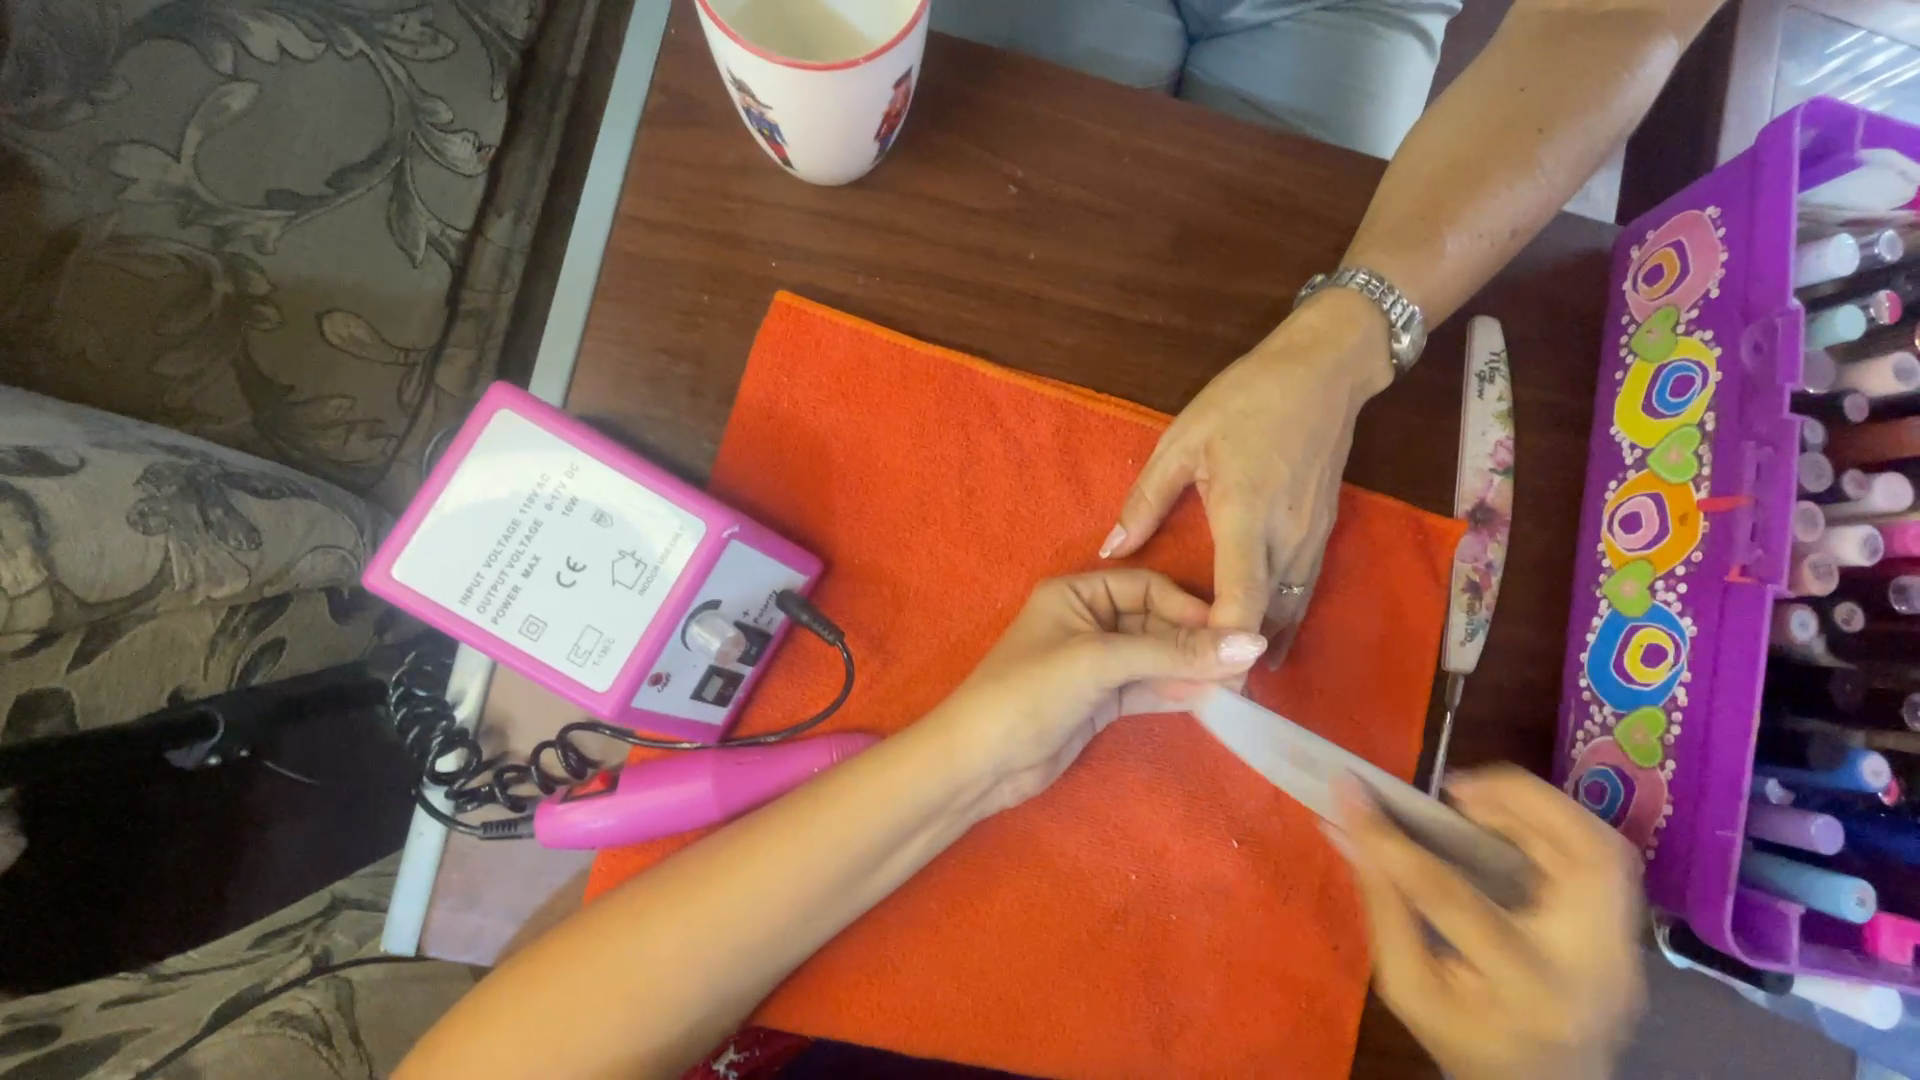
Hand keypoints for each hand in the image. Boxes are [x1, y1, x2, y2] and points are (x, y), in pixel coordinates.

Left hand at [925, 570, 1268, 814]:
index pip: (1146, 587)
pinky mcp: (1101, 702)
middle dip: (1196, 641)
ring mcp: (1094, 665)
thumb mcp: (1099, 661)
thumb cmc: (1031, 691)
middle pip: (1155, 623)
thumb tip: (1250, 643)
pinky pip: (1147, 688)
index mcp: (1075, 593)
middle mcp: (1087, 622)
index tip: (1232, 631)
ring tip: (1239, 683)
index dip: (1188, 606)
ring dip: (1192, 669)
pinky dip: (1176, 691)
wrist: (981, 762)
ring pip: (1155, 659)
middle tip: (1246, 663)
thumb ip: (1172, 653)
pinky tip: (1211, 698)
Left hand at [1105, 290, 1393, 650]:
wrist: (1323, 371)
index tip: (1193, 674)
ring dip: (1256, 643)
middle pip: (1266, 617)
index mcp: (1246, 514)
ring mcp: (1313, 538)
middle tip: (1193, 688)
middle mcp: (1286, 537)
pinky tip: (1256, 640)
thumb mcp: (1180, 444)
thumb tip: (1111, 548)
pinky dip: (1279, 620)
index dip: (1220, 643)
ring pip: (1287, 611)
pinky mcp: (1324, 535)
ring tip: (1218, 675)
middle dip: (1233, 656)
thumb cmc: (1244, 401)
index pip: (1240, 597)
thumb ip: (1145, 501)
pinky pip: (1301, 592)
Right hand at [1334, 766, 1645, 1079]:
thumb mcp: (1408, 985)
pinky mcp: (1628, 934)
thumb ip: (1382, 904)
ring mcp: (1624, 949)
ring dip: (1537, 808)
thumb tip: (1343, 823)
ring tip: (1473, 801)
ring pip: (1602, 848)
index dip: (1393, 839)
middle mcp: (1594, 963)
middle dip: (1521, 801)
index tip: (1350, 791)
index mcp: (1525, 989)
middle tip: (1452, 788)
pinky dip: (1548, 826)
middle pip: (1588, 857)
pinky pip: (1598, 858)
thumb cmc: (1468, 1041)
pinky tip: (1501, 825)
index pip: (1452, 897)